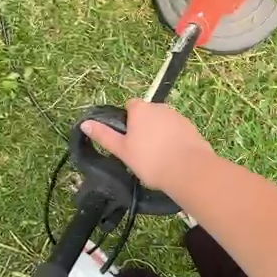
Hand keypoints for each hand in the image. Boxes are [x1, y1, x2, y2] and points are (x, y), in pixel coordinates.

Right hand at [78, 100, 215, 191]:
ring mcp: (178, 116)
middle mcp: (160, 107)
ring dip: (159, 135)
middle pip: (147, 114)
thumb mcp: (122, 150)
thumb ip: (104, 135)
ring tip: (157, 159)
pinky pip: (177, 132)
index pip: (130, 106)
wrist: (188, 170)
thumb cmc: (150, 160)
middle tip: (140, 152)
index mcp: (141, 109)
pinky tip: (172, 159)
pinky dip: (173, 141)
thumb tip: (85, 123)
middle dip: (143, 128)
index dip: (127, 121)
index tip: (127, 140)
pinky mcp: (191, 128)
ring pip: (163, 123)